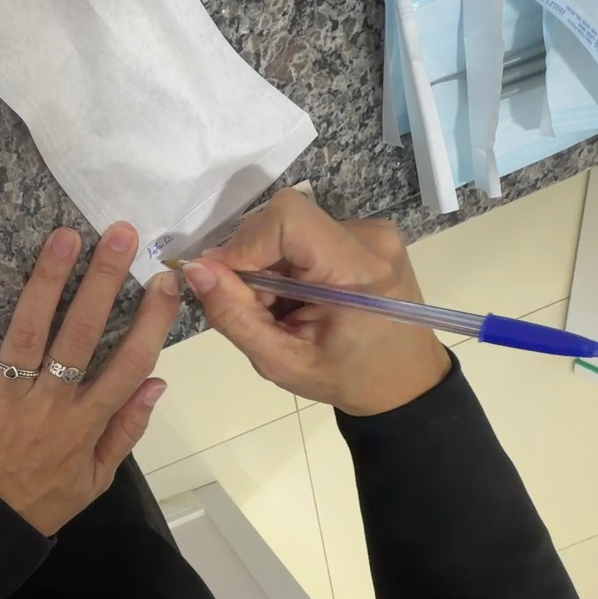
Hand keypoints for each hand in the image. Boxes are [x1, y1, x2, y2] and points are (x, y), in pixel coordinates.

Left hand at [0, 224, 182, 535]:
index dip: (150, 322)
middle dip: (102, 283)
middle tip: (120, 234)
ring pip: (27, 334)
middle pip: (80, 337)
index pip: (127, 365)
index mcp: (84, 425)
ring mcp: (3, 397)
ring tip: (64, 239)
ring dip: (45, 284)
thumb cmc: (42, 498)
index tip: (166, 281)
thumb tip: (158, 382)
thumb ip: (126, 432)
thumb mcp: (96, 479)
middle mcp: (47, 404)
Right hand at [179, 187, 451, 415]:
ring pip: (287, 226)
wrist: (404, 380)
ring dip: (265, 263)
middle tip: (258, 306)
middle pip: (282, 219)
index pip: (287, 218)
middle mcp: (369, 237)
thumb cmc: (344, 378)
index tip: (226, 283)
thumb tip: (194, 268)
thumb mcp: (279, 362)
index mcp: (357, 271)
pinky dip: (283, 262)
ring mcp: (370, 230)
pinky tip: (296, 295)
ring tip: (280, 306)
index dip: (245, 244)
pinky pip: (302, 232)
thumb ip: (233, 315)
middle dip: (251, 259)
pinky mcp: (363, 232)